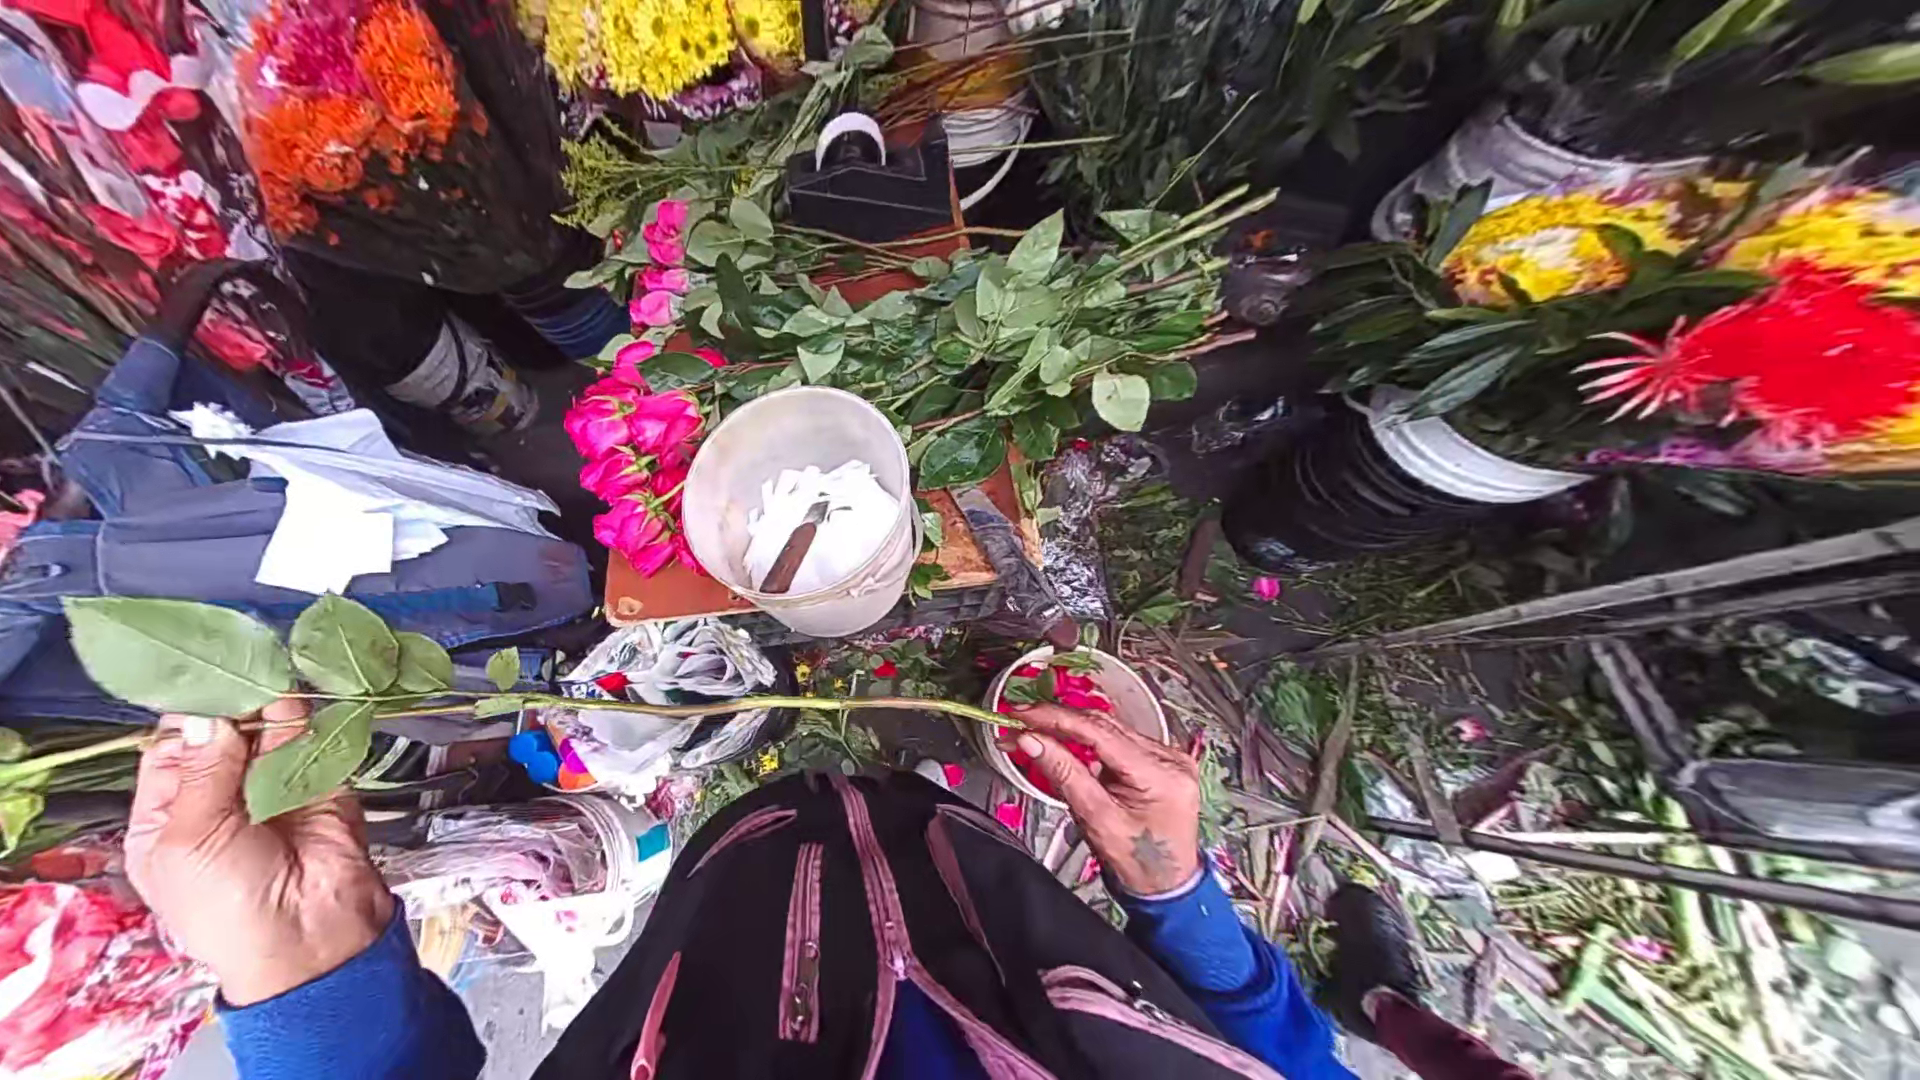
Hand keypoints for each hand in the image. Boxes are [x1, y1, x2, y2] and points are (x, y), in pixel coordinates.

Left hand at [125, 699, 393, 1005]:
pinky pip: (320, 746)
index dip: (186, 719)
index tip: (202, 680)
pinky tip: (312, 706)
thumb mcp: (189, 838)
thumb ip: (204, 775)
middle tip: (249, 673)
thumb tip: (207, 718)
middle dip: (236, 708)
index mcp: (170, 811)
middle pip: (229, 737)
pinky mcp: (329, 780)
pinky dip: (317, 726)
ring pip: (276, 736)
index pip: (173, 751)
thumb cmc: (222, 895)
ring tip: (281, 687)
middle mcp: (224, 792)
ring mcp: (280, 784)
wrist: (305, 918)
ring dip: (277, 713)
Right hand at [1001, 704, 1201, 894]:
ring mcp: (1165, 755)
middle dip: (1056, 720)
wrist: (1168, 885)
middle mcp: (1168, 757)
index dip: (1055, 719)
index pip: (1098, 731)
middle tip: (1020, 721)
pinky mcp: (1156, 758)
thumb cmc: (1138, 863)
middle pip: (1102, 724)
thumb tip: (1032, 741)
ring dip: (1067, 727)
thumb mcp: (1096, 820)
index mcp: (1159, 774)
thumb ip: (1064, 774)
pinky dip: (1084, 737)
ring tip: (1034, 730)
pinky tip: (1062, 739)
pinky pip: (1114, 737)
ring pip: (1106, 727)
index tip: (1022, 716)